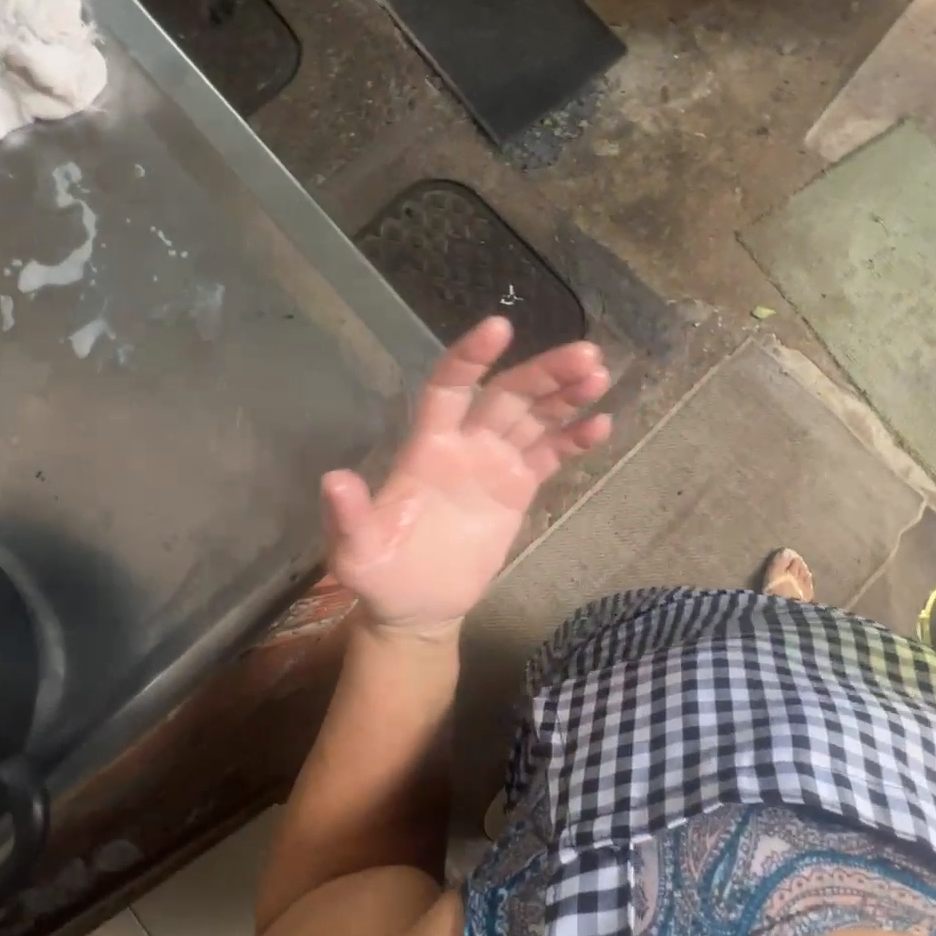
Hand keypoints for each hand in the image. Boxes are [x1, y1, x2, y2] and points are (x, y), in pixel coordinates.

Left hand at [320, 317, 611, 635]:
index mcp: (428, 448)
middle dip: (544, 372)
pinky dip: (574, 439)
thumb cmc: (383, 575)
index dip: (471, 358)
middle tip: (587, 355)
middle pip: (507, 395)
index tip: (500, 327)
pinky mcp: (518, 488)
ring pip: (534, 417)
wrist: (419, 608)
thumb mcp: (356, 552)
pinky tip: (601, 425)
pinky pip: (549, 456)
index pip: (450, 389)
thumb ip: (348, 516)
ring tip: (599, 375)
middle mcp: (465, 445)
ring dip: (565, 395)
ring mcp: (495, 464)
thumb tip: (334, 480)